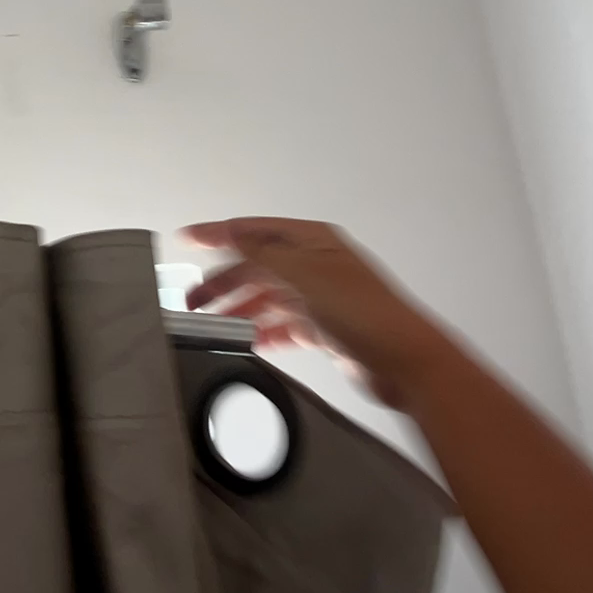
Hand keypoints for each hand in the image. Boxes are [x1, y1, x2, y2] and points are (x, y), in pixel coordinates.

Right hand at [183, 217, 441, 406]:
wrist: (406, 362)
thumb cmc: (358, 310)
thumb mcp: (302, 275)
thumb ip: (261, 255)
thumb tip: (230, 235)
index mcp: (310, 240)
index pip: (253, 231)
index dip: (217, 234)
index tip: (186, 238)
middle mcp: (313, 263)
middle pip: (256, 266)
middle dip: (223, 281)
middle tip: (192, 301)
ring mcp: (318, 296)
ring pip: (267, 297)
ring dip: (240, 308)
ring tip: (212, 324)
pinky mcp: (323, 328)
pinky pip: (283, 325)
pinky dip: (264, 331)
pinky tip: (247, 341)